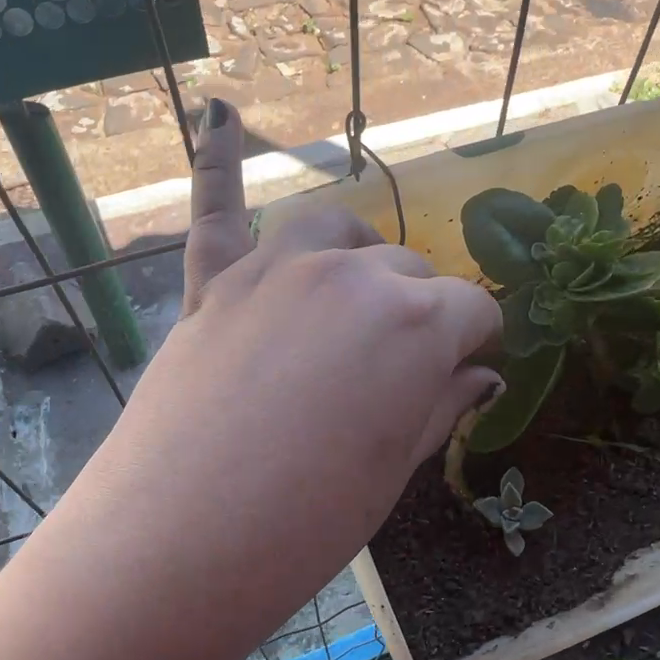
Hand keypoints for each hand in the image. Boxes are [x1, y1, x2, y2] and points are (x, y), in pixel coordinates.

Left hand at [83, 98, 502, 600]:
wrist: (177, 546)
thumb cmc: (307, 525)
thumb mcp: (394, 471)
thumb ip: (441, 407)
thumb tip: (482, 377)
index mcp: (418, 323)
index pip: (474, 312)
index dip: (477, 346)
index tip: (468, 374)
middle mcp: (353, 275)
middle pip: (409, 274)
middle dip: (422, 314)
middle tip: (405, 371)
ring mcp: (275, 270)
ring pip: (334, 230)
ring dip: (357, 253)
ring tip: (356, 289)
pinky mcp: (211, 286)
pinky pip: (217, 209)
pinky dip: (219, 162)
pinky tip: (221, 113)